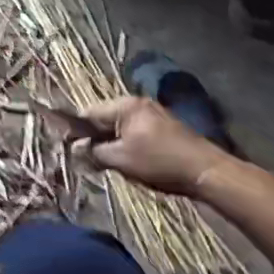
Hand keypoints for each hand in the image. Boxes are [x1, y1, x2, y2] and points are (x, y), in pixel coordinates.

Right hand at [73, 95, 232, 196]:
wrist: (205, 170)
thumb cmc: (159, 162)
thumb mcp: (120, 159)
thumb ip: (93, 152)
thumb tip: (74, 149)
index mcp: (125, 105)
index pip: (89, 113)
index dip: (75, 130)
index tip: (68, 147)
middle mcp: (138, 103)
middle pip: (104, 118)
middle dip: (94, 137)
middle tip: (87, 158)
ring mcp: (152, 112)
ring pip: (120, 125)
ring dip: (111, 141)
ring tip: (106, 161)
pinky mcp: (163, 125)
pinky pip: (134, 130)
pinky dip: (126, 142)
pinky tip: (127, 158)